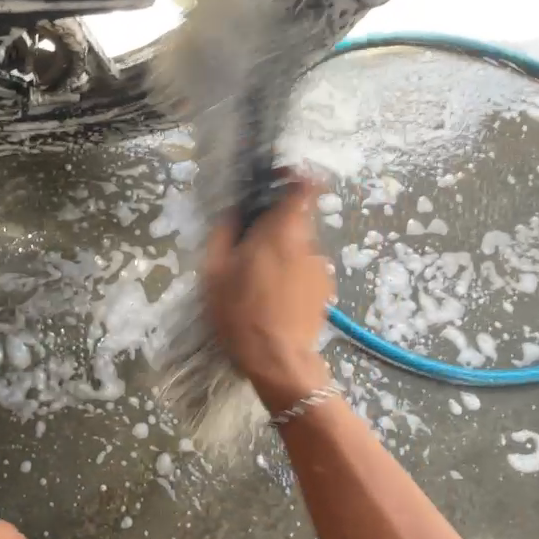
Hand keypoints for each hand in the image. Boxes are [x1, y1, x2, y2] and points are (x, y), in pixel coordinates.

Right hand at [202, 172, 335, 410]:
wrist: (278, 361)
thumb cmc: (240, 313)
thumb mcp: (214, 273)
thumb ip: (223, 235)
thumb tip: (231, 213)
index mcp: (281, 231)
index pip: (304, 186)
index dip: (294, 178)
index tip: (275, 183)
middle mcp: (308, 244)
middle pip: (294, 221)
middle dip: (272, 230)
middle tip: (245, 252)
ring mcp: (320, 269)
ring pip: (298, 250)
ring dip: (281, 257)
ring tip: (257, 285)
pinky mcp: (325, 291)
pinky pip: (304, 273)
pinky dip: (290, 278)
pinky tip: (273, 302)